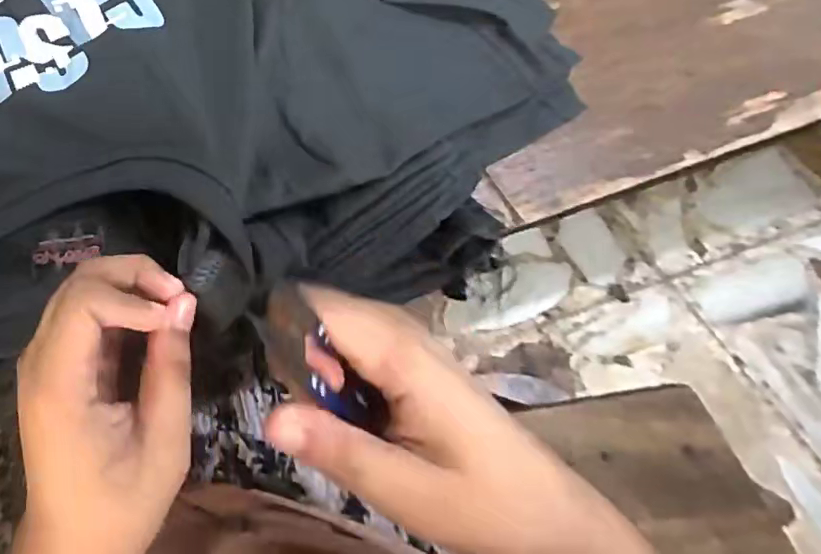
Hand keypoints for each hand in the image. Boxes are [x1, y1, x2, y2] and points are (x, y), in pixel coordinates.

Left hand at [13, 255, 198, 553]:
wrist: (71, 544)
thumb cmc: (120, 503)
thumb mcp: (163, 445)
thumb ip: (171, 369)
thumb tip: (183, 302)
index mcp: (56, 382)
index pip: (84, 301)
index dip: (132, 296)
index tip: (173, 315)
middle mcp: (38, 357)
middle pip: (79, 282)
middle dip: (132, 274)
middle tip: (177, 294)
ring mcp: (40, 357)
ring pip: (79, 287)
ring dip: (126, 283)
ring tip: (169, 301)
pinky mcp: (52, 360)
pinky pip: (81, 310)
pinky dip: (118, 301)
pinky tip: (149, 316)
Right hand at [265, 286, 650, 553]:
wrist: (554, 517)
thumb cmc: (484, 504)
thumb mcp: (407, 492)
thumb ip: (336, 449)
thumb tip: (267, 418)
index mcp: (395, 347)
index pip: (309, 302)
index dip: (288, 338)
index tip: (299, 391)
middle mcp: (395, 323)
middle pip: (314, 310)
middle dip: (300, 356)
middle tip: (324, 414)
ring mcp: (402, 332)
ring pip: (328, 324)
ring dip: (318, 368)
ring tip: (344, 419)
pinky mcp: (405, 349)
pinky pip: (348, 339)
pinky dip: (338, 372)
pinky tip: (360, 413)